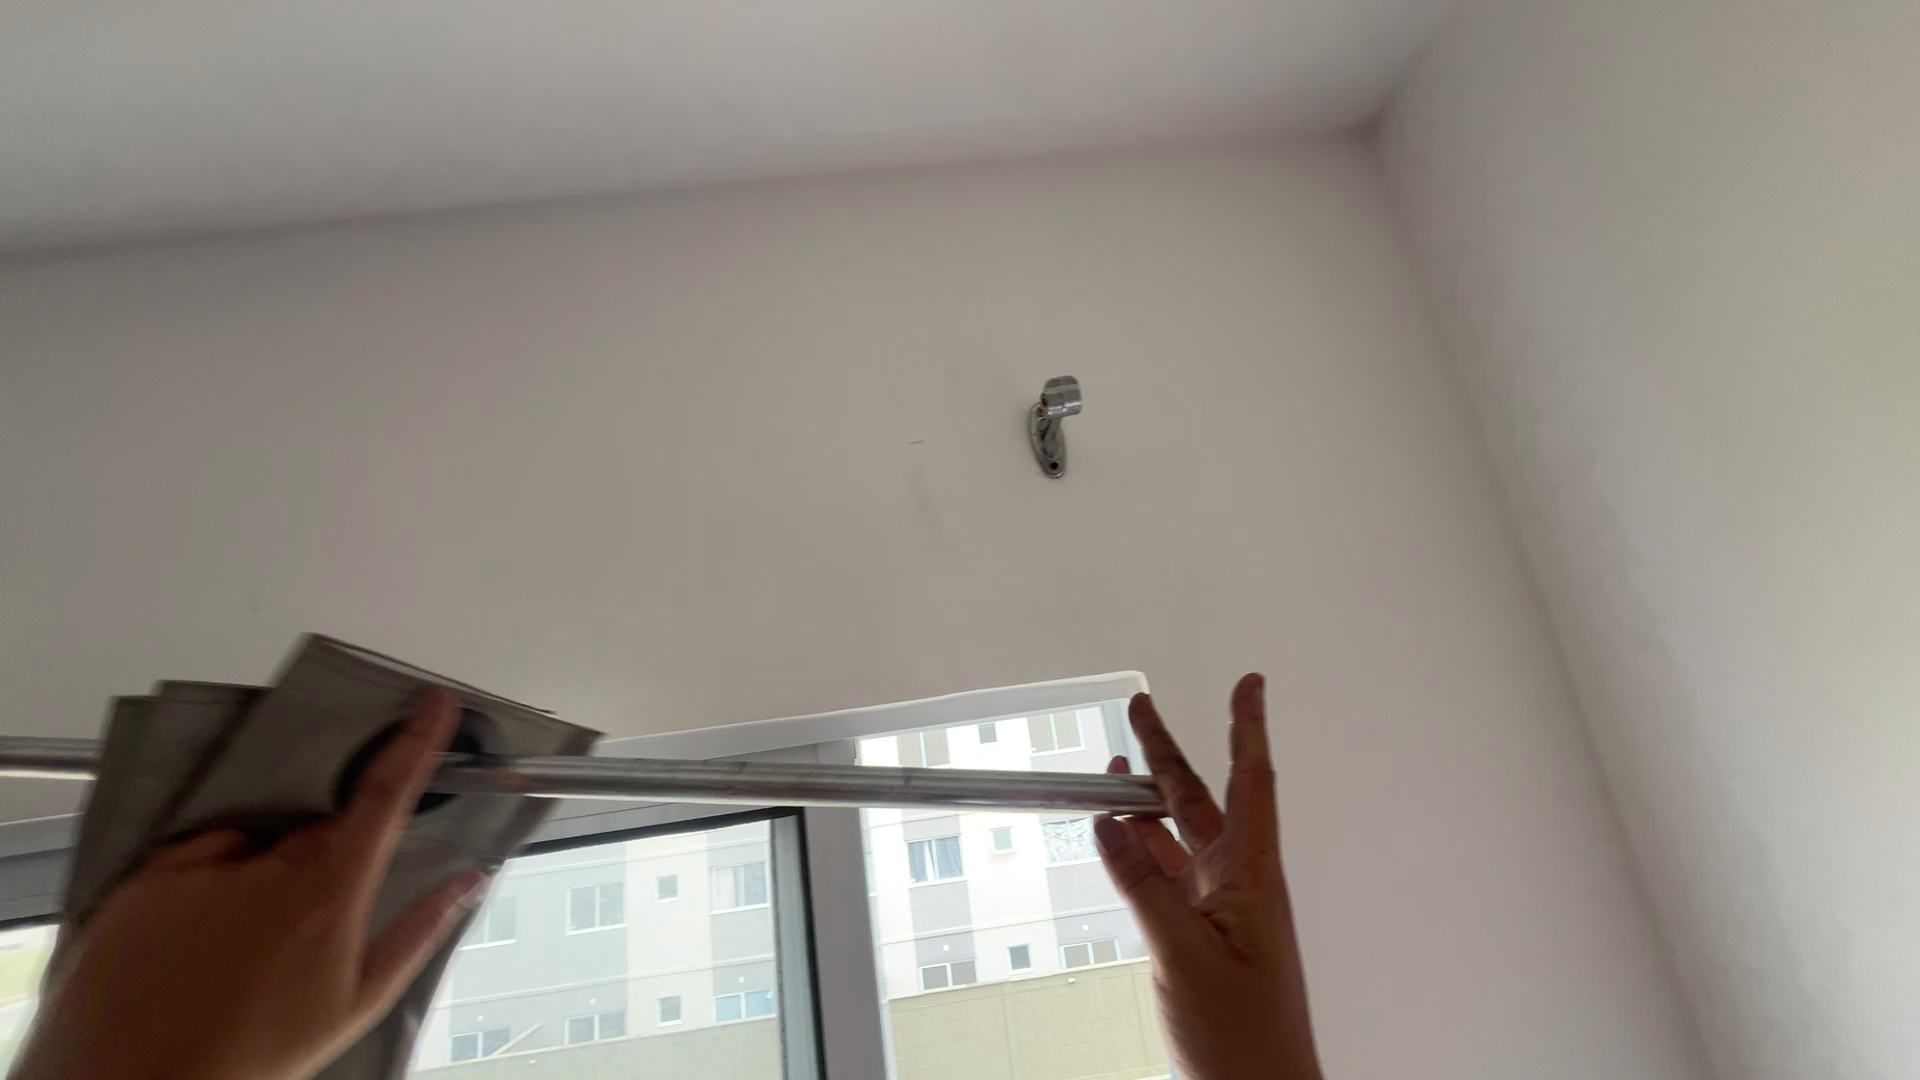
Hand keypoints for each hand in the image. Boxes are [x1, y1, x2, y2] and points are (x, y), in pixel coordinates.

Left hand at [15, 692, 486, 1079]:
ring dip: (260, 871)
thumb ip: (422, 928)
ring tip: (236, 945)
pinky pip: (192, 858)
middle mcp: (264, 869)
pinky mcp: (136, 888)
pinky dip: (203, 882)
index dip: (416, 740)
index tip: (433, 705)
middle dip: (324, 856)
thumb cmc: (241, 1060)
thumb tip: (471, 881)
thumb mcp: (357, 1000)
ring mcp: (195, 874)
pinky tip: (194, 940)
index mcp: (328, 888)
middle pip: (317, 825)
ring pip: (257, 842)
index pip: (386, 792)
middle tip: (299, 922)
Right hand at [1096, 674, 1322, 1079]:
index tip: (1249, 686)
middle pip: (1197, 796)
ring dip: (1143, 800)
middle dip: (1166, 750)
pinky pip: (1160, 871)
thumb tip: (1108, 826)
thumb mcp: (1182, 955)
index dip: (1248, 728)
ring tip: (1110, 769)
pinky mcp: (1196, 928)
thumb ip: (1140, 885)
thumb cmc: (1247, 1043)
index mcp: (1251, 876)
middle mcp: (1235, 879)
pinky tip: (1114, 834)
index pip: (1252, 781)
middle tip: (1140, 709)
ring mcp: (1215, 904)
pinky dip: (1135, 848)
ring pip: (1173, 832)